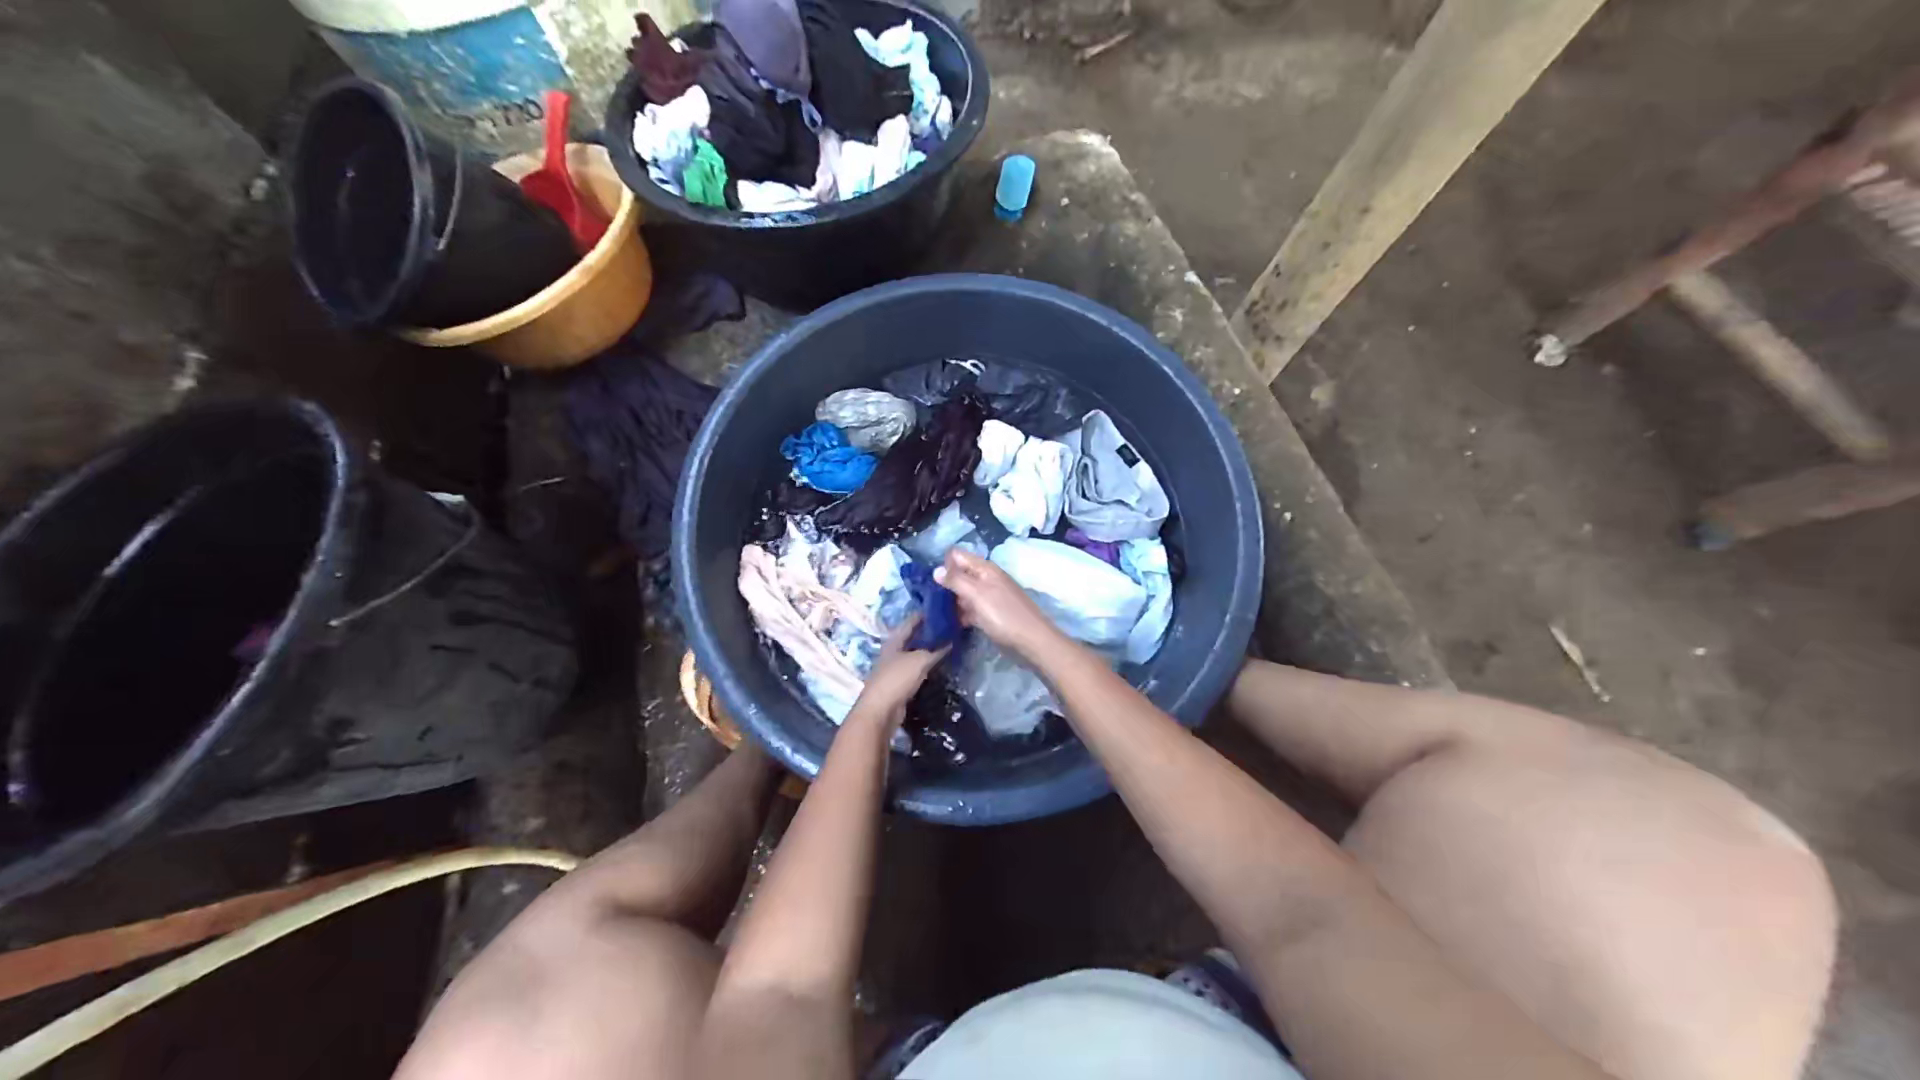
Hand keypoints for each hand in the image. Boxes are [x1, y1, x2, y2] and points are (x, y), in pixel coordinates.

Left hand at [849, 618, 946, 728]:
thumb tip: (950, 642)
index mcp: (894, 641)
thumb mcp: (920, 660)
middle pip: (912, 638)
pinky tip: (937, 666)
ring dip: (928, 650)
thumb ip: (935, 651)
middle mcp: (893, 652)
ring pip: (914, 654)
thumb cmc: (897, 679)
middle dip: (928, 633)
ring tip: (947, 644)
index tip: (940, 609)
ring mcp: (894, 668)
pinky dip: (926, 666)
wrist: (880, 710)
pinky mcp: (899, 684)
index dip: (924, 615)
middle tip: (948, 628)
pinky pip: (915, 669)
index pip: (910, 622)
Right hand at [939, 549, 1062, 662]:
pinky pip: (970, 608)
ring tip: (934, 613)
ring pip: (963, 593)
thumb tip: (935, 570)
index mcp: (984, 568)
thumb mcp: (977, 595)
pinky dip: (961, 614)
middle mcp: (986, 579)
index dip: (944, 565)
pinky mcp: (990, 614)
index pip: (957, 556)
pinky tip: (950, 623)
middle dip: (944, 585)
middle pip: (959, 575)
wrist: (1032, 641)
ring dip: (951, 601)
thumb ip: (956, 580)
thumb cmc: (1003, 615)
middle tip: (928, 600)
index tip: (932, 583)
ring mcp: (988, 597)